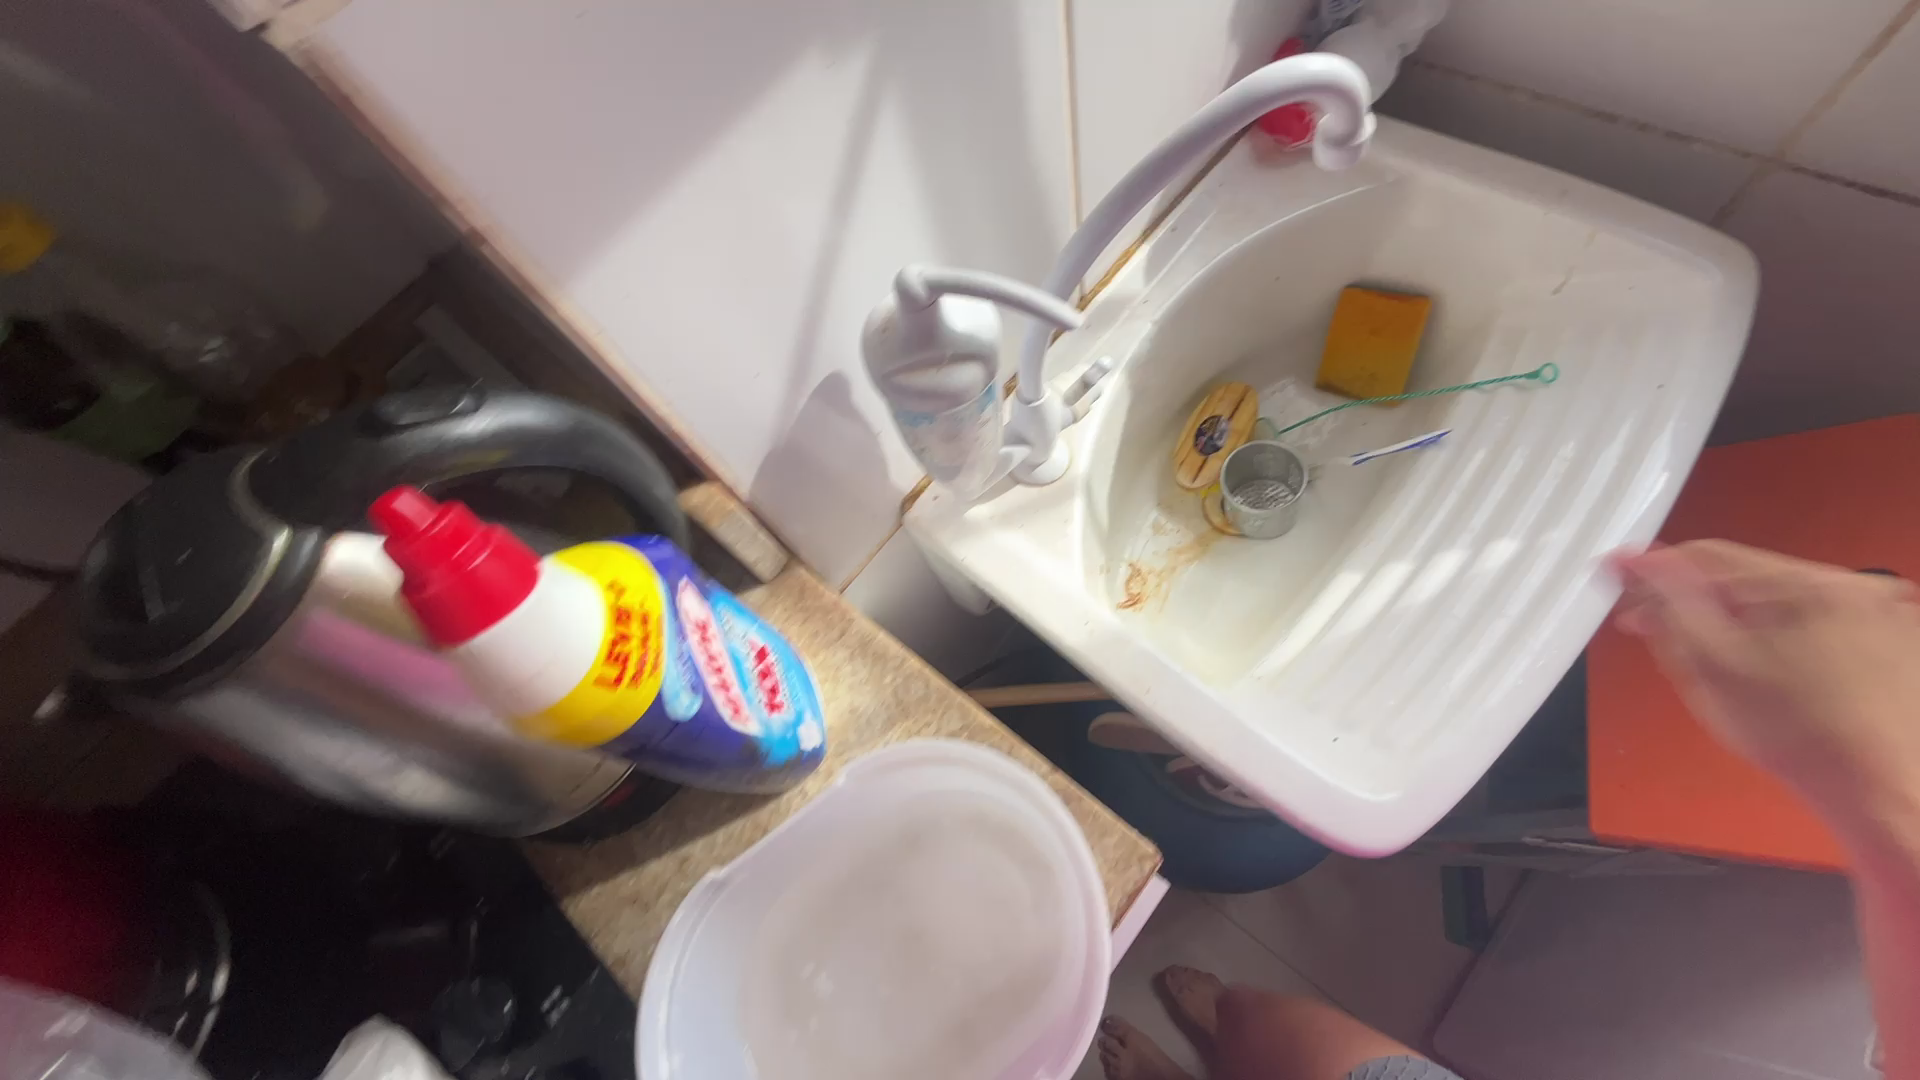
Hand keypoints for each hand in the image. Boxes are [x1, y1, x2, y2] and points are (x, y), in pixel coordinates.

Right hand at [1610, 541, 1919, 839]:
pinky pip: (1804, 621)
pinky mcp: (1888, 641)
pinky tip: (1756, 672)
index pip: (1704, 555)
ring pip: (1770, 600)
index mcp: (1809, 584)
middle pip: (1740, 577)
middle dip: (1690, 604)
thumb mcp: (1706, 660)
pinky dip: (1770, 637)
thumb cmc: (1802, 735)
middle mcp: (1852, 589)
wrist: (1886, 791)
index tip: (1620, 592)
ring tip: (1709, 663)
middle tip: (1654, 633)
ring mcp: (1878, 615)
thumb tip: (1630, 560)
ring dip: (1728, 621)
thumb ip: (1664, 600)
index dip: (1650, 575)